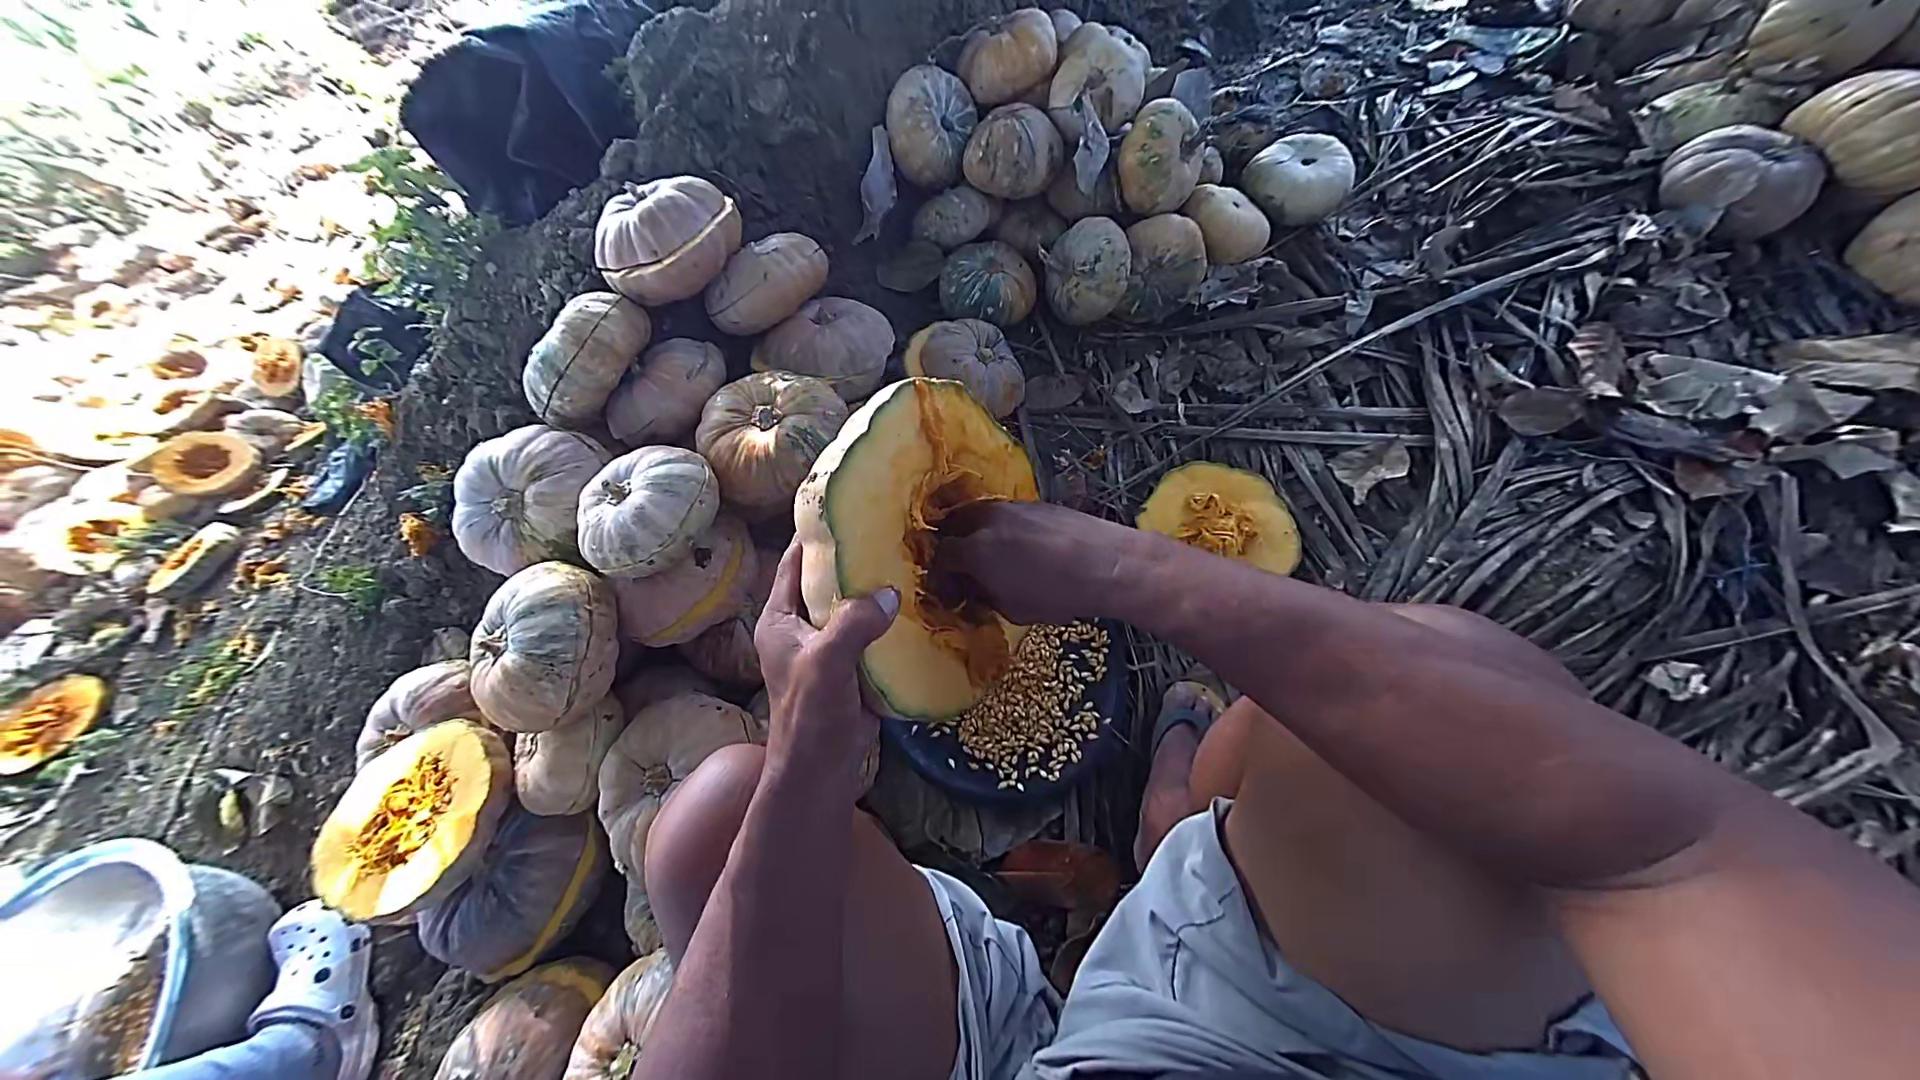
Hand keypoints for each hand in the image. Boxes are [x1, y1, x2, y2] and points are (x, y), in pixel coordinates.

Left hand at [754, 539, 897, 797]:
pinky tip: (913, 601)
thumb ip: (852, 625)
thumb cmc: (810, 716)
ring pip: (850, 604)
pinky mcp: (851, 663)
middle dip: (851, 557)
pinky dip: (886, 616)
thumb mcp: (826, 664)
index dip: (812, 535)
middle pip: (825, 580)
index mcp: (779, 619)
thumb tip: (889, 593)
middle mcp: (800, 626)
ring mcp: (827, 645)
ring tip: (906, 558)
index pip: (792, 563)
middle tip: (886, 529)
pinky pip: (869, 629)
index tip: (842, 508)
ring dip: (872, 587)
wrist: (822, 770)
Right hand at [935, 501, 1139, 625]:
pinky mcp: (1034, 503)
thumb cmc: (1059, 594)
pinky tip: (1017, 547)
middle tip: (962, 569)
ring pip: (977, 515)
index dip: (940, 576)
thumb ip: (984, 596)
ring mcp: (1011, 507)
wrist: (1108, 563)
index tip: (950, 591)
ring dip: (974, 534)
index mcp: (975, 550)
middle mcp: (986, 520)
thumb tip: (975, 590)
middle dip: (951, 548)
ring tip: (989, 557)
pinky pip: (1003, 514)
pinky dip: (998, 528)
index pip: (940, 557)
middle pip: (952, 526)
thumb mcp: (1012, 608)